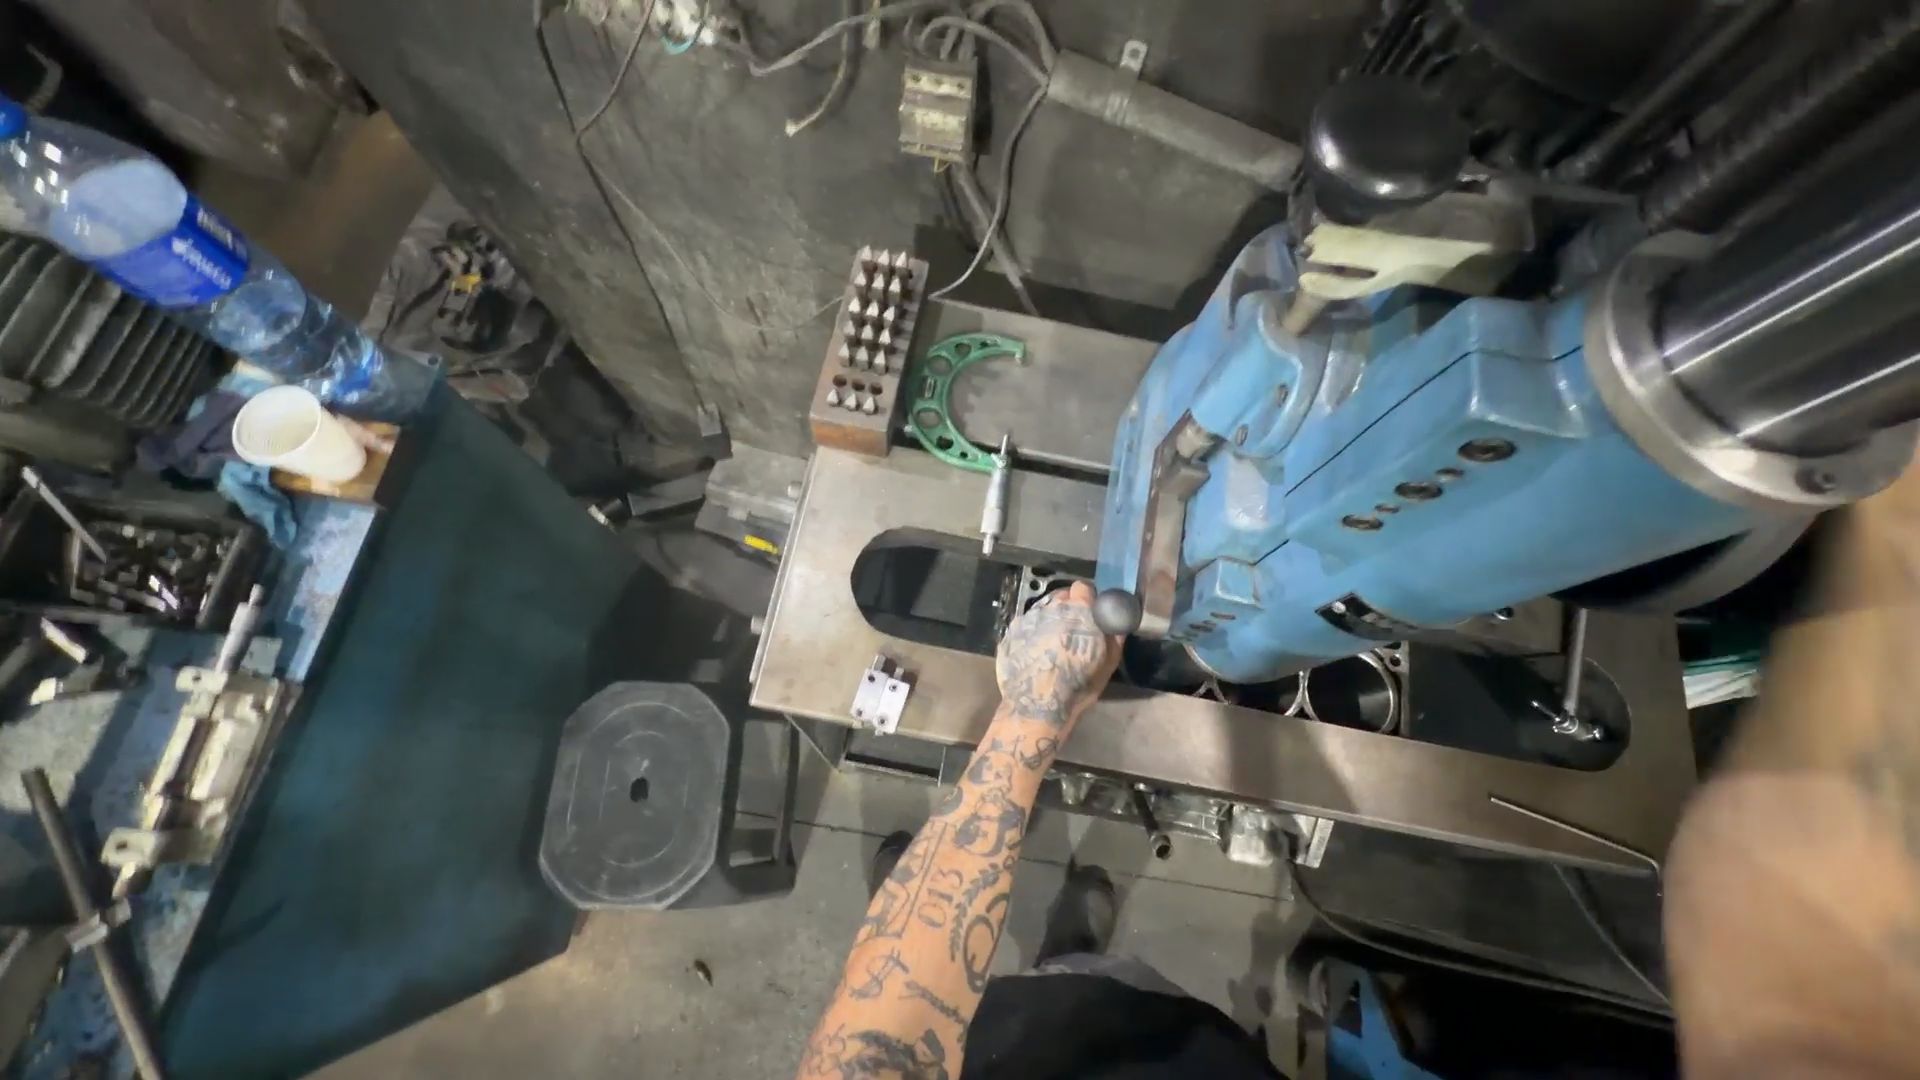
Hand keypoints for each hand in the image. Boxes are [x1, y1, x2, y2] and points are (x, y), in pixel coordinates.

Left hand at [995, 580, 1121, 728]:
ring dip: (1049, 619)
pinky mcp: (1010, 632)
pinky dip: (1032, 632)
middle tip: (1074, 629)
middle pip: (1060, 597)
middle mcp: (1050, 607)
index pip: (1082, 587)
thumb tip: (1118, 621)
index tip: (1090, 611)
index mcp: (1077, 610)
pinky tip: (1037, 651)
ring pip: (1041, 609)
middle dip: (1068, 608)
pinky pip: (1026, 624)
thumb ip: (1114, 636)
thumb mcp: (1107, 663)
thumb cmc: (1077, 684)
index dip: (1087, 598)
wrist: (1037, 706)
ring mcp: (1027, 619)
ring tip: (1053, 642)